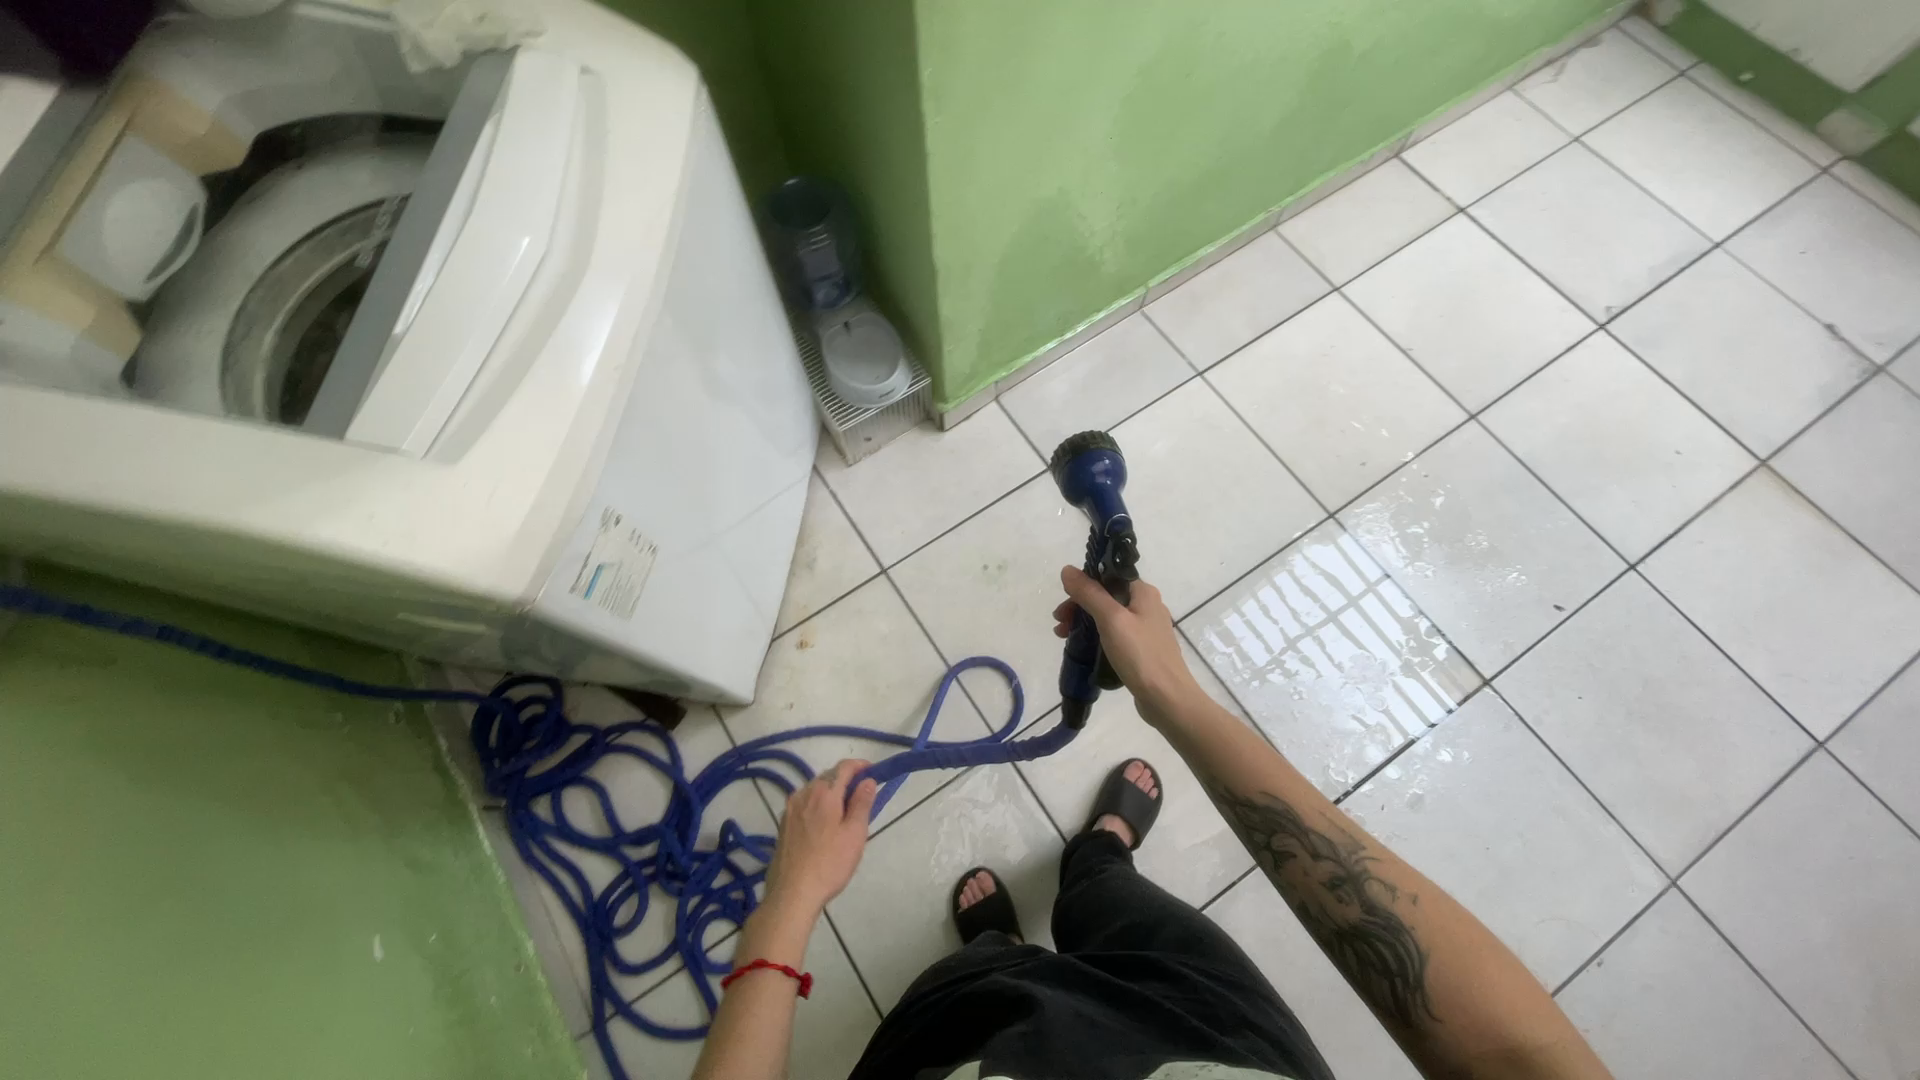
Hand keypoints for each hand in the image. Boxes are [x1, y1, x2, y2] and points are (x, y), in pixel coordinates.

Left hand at [763, 759, 878, 914]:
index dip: (860, 766)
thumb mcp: (855, 834)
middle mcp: (803, 794)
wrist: (792, 894)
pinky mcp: (783, 824)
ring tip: (845, 814)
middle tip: (863, 799)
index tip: (874, 773)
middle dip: (846, 781)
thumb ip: (862, 803)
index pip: (844, 767)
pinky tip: (824, 827)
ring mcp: (790, 809)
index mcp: (824, 793)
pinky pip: (805, 805)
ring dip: (831, 794)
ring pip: (815, 791)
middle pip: (828, 777)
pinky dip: (818, 806)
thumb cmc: (830, 864)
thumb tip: (867, 780)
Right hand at [1054, 566, 1203, 725]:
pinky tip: (1084, 649)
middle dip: (1079, 607)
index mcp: (1143, 593)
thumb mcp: (1111, 619)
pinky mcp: (1142, 650)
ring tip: (1064, 638)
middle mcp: (1147, 606)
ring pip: (1108, 617)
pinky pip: (1114, 636)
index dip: (1084, 585)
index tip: (1065, 602)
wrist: (1167, 699)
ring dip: (1084, 623)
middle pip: (1106, 597)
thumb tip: (1067, 570)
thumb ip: (1089, 593)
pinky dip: (1096, 638)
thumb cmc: (1140, 655)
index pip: (1108, 577)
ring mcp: (1145, 630)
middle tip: (1060, 624)